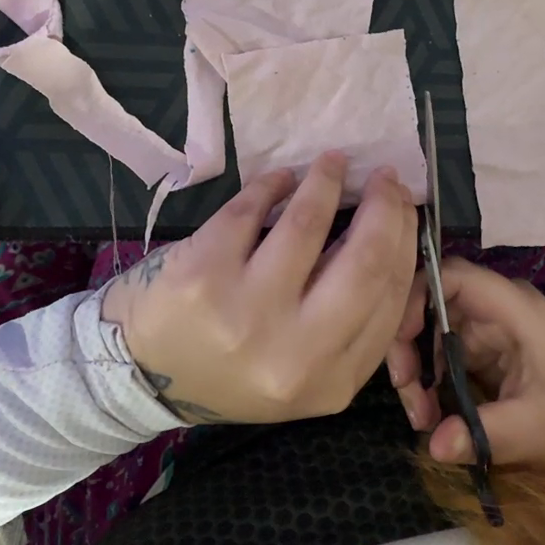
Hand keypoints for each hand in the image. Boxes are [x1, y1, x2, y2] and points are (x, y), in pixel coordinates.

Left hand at [101, 153, 418, 425]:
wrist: (139, 377)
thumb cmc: (232, 364)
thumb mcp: (303, 364)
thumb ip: (346, 316)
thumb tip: (385, 231)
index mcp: (330, 382)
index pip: (390, 298)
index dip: (404, 241)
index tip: (405, 206)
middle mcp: (295, 354)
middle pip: (365, 262)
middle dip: (384, 208)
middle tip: (385, 177)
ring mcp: (247, 314)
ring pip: (309, 223)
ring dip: (326, 180)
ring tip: (331, 163)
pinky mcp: (204, 275)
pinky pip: (252, 208)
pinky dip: (272, 185)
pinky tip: (280, 179)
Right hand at [386, 256, 544, 477]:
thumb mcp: (536, 430)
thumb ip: (484, 434)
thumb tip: (433, 446)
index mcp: (515, 309)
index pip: (455, 276)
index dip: (418, 296)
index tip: (397, 338)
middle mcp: (498, 309)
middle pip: (435, 303)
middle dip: (410, 343)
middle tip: (405, 393)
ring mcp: (490, 328)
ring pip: (432, 330)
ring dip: (417, 368)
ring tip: (420, 416)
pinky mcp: (485, 350)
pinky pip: (442, 353)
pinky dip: (430, 380)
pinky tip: (429, 414)